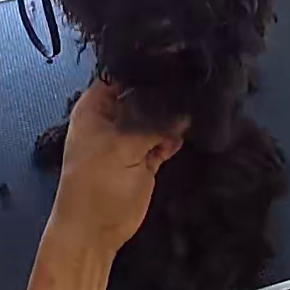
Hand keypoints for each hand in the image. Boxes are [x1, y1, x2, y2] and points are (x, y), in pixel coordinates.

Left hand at [48, 81, 181, 254]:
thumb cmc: (97, 184)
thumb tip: (184, 112)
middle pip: (142, 96)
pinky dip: (173, 138)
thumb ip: (154, 125)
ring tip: (194, 106)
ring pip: (155, 118)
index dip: (143, 68)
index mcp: (95, 109)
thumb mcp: (122, 146)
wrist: (96, 230)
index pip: (120, 76)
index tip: (173, 59)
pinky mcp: (144, 158)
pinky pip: (163, 139)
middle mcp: (112, 119)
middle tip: (192, 81)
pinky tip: (184, 135)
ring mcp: (129, 140)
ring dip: (171, 118)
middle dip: (163, 94)